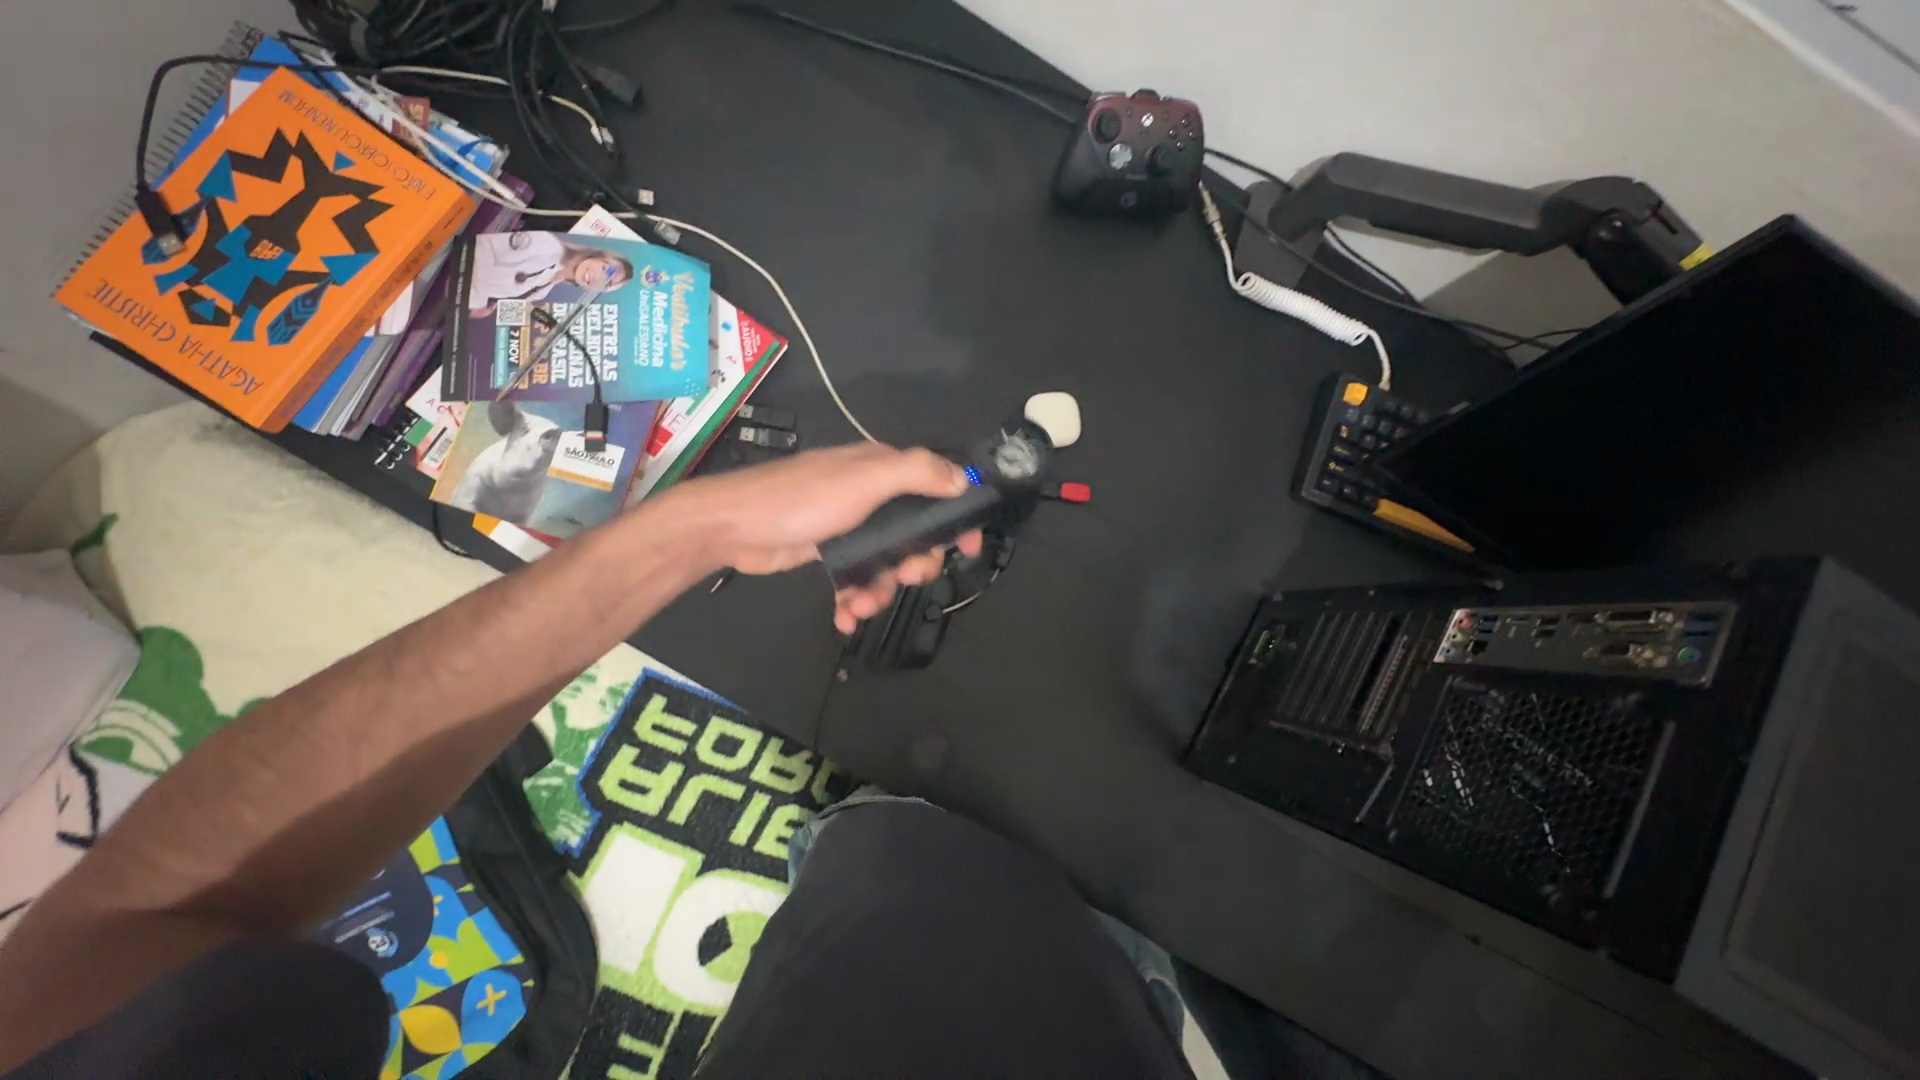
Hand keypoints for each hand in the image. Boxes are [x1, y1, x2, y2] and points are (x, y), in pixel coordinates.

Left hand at [659, 443, 984, 632]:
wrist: (732, 527)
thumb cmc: (800, 500)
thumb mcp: (863, 480)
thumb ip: (915, 473)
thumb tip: (962, 478)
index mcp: (882, 469)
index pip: (936, 487)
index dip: (956, 517)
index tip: (969, 547)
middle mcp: (870, 494)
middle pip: (916, 535)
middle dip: (915, 564)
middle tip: (904, 578)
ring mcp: (850, 525)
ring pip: (886, 564)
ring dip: (880, 591)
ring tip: (860, 606)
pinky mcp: (829, 552)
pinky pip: (857, 578)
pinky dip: (855, 599)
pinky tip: (845, 616)